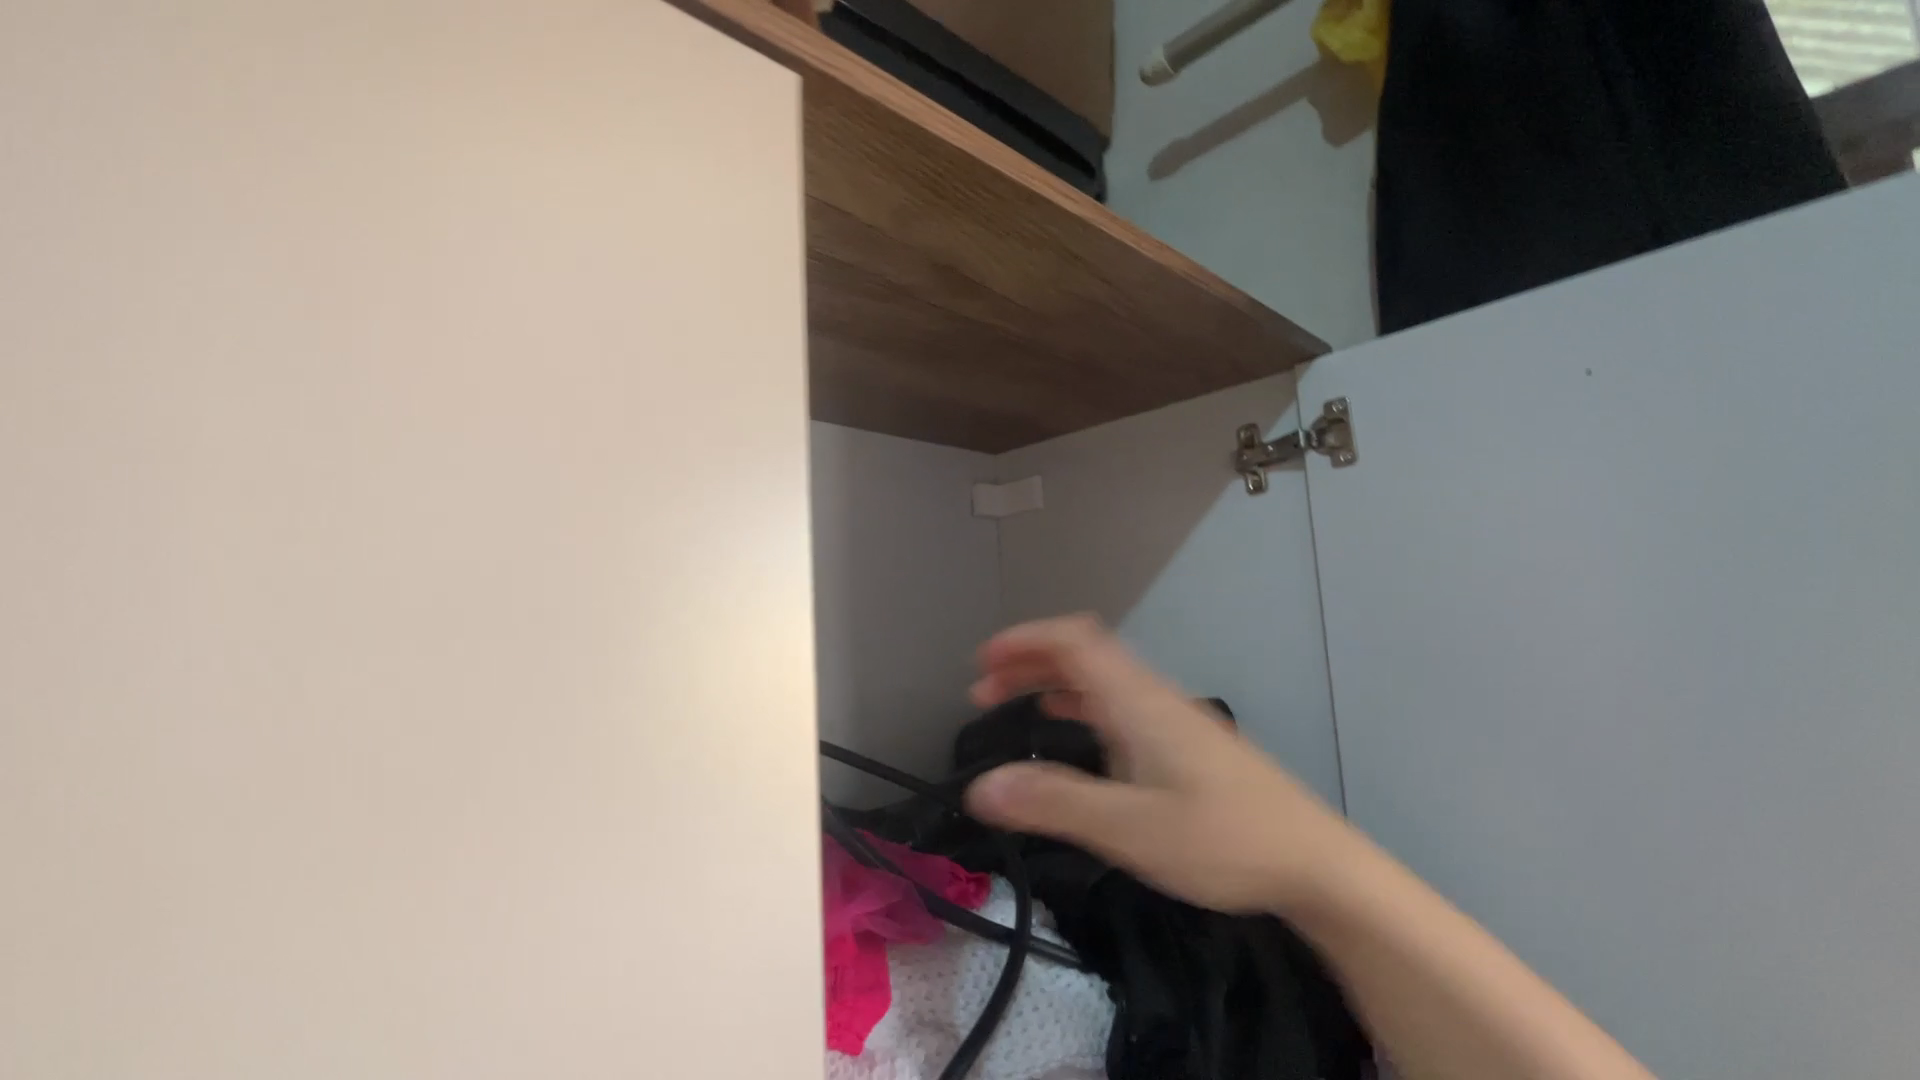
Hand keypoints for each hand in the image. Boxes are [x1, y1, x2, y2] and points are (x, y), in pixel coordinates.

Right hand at [962, 616, 1362, 915]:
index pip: (1075, 641)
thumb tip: (980, 787)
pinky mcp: (1186, 746)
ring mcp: (1174, 721)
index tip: (982, 662)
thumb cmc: (1224, 839)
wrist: (1315, 863)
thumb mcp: (1130, 827)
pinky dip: (1082, 708)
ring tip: (1014, 708)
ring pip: (1103, 682)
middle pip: (1085, 655)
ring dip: (1053, 685)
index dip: (1025, 640)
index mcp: (1139, 702)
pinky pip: (1120, 707)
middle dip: (1030, 663)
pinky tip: (1074, 740)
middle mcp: (1154, 698)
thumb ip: (1053, 803)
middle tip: (983, 691)